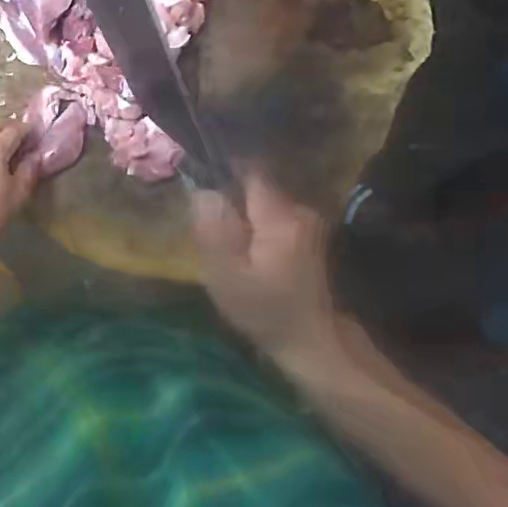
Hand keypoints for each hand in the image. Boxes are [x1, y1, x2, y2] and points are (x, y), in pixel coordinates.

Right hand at [190, 167, 337, 365]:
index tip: (195, 170)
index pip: (250, 167)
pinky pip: (267, 208)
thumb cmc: (265, 309)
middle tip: (198, 205)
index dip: (221, 163)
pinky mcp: (304, 232)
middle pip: (254, 179)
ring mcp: (305, 220)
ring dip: (235, 201)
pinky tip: (234, 233)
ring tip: (212, 218)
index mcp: (279, 215)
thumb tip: (202, 189)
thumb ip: (213, 229)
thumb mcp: (226, 275)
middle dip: (224, 184)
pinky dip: (248, 213)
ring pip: (260, 194)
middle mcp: (298, 209)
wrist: (312, 342)